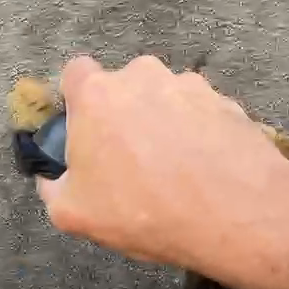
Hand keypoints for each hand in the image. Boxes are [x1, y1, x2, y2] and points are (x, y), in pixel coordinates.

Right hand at [37, 55, 288, 281]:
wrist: (236, 216)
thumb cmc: (141, 210)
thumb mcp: (72, 213)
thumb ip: (52, 187)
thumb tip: (53, 178)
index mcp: (96, 95)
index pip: (75, 72)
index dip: (75, 100)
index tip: (83, 130)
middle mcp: (142, 77)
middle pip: (122, 88)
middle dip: (121, 116)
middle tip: (126, 161)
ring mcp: (190, 86)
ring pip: (163, 100)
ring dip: (161, 125)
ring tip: (171, 171)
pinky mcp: (228, 103)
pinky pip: (199, 115)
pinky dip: (196, 136)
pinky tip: (201, 172)